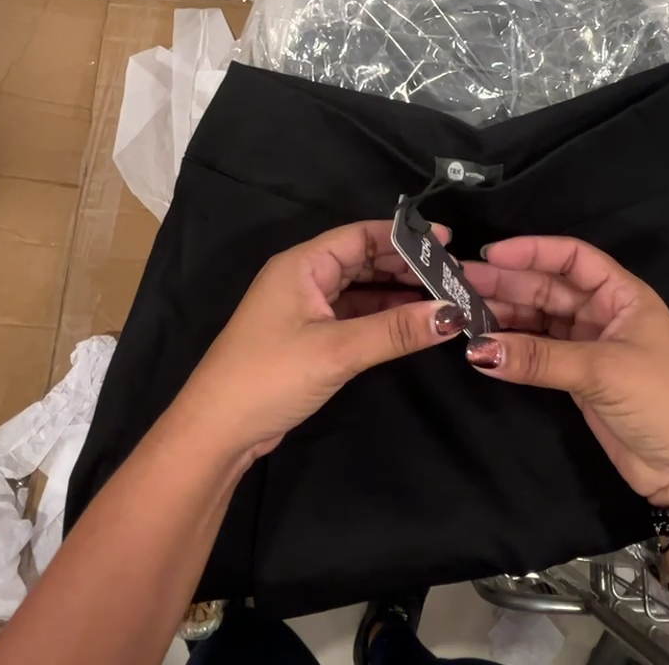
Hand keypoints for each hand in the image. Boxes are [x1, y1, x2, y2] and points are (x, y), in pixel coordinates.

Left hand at [166, 220, 470, 460]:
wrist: (216, 432)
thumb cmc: (269, 376)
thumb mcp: (337, 350)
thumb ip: (395, 330)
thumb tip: (452, 314)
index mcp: (302, 264)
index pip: (360, 235)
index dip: (404, 235)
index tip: (448, 239)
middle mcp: (303, 278)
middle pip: (363, 259)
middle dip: (406, 264)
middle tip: (451, 273)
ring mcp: (305, 308)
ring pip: (360, 288)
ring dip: (397, 291)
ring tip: (442, 296)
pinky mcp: (309, 337)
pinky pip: (354, 314)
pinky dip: (382, 316)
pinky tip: (412, 322)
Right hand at [463, 237, 668, 509]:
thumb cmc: (665, 399)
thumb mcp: (604, 370)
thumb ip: (539, 358)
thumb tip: (477, 349)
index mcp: (622, 294)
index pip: (572, 257)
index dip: (532, 250)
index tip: (489, 254)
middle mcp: (602, 313)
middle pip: (547, 287)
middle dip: (505, 284)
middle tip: (456, 284)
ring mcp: (588, 346)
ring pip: (537, 320)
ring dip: (502, 316)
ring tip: (459, 312)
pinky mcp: (577, 379)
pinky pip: (537, 352)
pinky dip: (511, 348)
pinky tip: (482, 345)